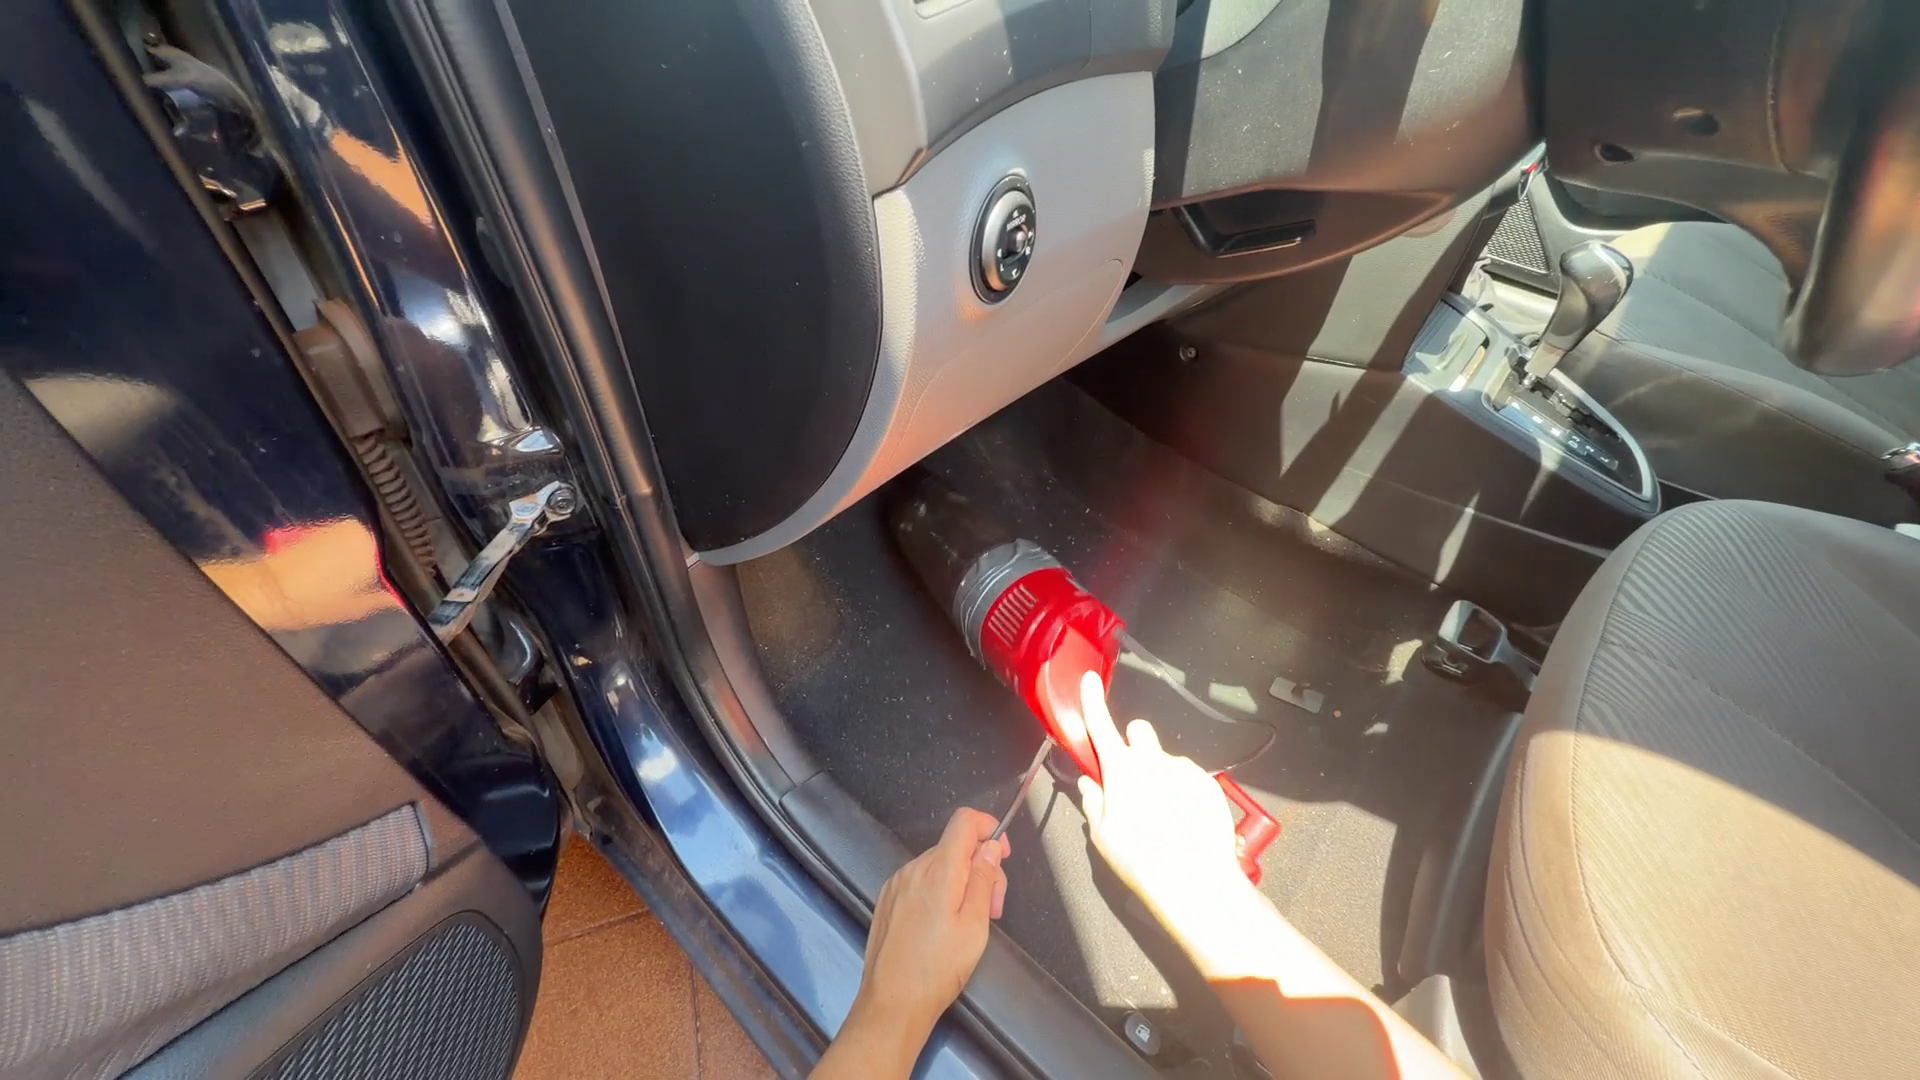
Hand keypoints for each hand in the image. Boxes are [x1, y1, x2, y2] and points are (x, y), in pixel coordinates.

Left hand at [843, 808, 1008, 1060]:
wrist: (891, 1004)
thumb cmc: (938, 969)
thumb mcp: (975, 926)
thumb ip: (985, 879)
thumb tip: (991, 846)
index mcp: (939, 870)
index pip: (965, 820)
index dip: (988, 827)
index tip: (1002, 853)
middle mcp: (914, 867)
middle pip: (956, 846)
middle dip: (981, 867)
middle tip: (994, 908)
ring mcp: (898, 882)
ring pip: (939, 863)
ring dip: (961, 881)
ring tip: (968, 922)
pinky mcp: (888, 897)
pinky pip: (921, 879)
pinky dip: (939, 890)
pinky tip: (942, 925)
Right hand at [1074, 671, 1249, 921]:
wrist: (1195, 881)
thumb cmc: (1139, 859)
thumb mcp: (1102, 836)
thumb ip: (1093, 802)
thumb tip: (1089, 784)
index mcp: (1121, 769)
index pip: (1101, 725)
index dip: (1092, 700)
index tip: (1089, 680)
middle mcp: (1152, 760)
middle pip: (1139, 731)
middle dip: (1134, 744)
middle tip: (1134, 773)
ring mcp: (1184, 769)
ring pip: (1167, 760)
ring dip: (1162, 774)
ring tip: (1165, 814)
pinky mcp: (1209, 784)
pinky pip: (1190, 778)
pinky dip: (1185, 792)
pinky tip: (1186, 821)